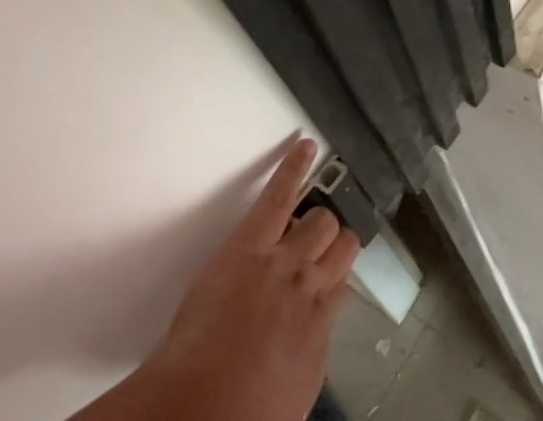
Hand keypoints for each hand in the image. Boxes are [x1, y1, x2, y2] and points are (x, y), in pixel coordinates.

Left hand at [72, 139, 358, 420]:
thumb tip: (310, 337)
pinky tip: (304, 148)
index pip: (343, 279)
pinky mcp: (250, 243)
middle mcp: (312, 285)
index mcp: (322, 321)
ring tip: (322, 190)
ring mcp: (283, 261)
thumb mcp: (295, 387)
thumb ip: (309, 349)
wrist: (199, 405)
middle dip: (330, 240)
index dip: (335, 272)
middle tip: (318, 238)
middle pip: (339, 241)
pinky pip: (279, 196)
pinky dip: (294, 168)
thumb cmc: (241, 409)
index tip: (330, 268)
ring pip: (321, 218)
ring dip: (318, 212)